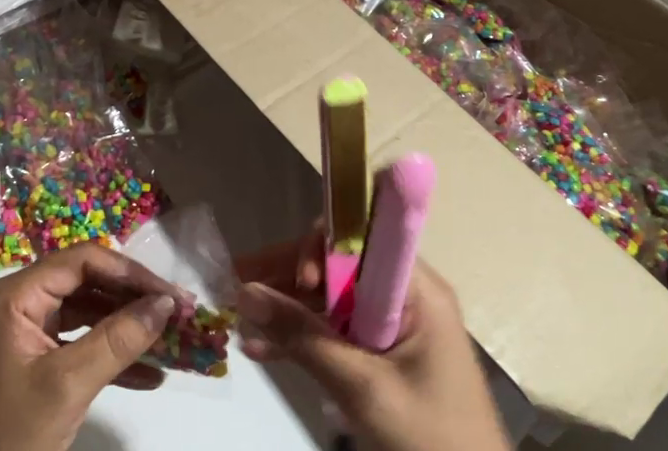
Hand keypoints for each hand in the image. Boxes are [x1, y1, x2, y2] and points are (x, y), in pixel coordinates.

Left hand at [0, 243, 188, 450]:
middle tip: (182, 315)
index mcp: (17, 294)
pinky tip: (152, 376)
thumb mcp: (69, 384)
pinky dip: (114, 357)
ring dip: (130, 328)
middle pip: (87, 283)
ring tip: (176, 342)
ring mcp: (29, 331)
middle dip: (135, 300)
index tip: (173, 296)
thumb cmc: (13, 432)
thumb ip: (117, 339)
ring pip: (89, 314)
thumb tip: (165, 304)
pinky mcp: (37, 361)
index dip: (131, 274)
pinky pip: (81, 345)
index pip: (82, 262)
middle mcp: (22, 302)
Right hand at [234, 230, 511, 450]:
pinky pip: (335, 328)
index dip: (322, 245)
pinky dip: (300, 335)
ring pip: (329, 296)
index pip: (362, 236)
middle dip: (286, 272)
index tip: (295, 277)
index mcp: (415, 289)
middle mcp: (404, 295)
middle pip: (337, 263)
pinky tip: (260, 349)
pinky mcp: (383, 353)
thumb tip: (244, 291)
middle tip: (237, 282)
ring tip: (238, 313)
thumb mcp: (362, 387)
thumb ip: (303, 337)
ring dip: (286, 305)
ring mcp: (393, 325)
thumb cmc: (430, 436)